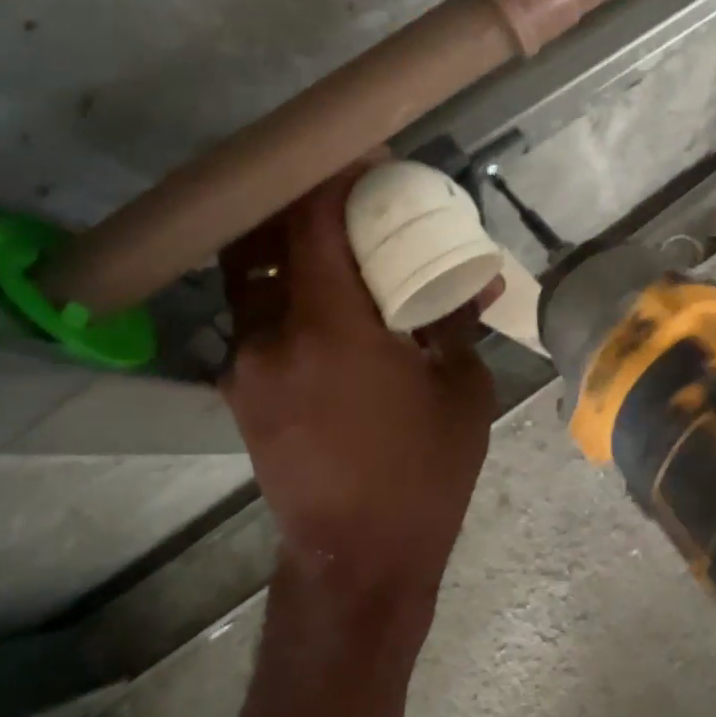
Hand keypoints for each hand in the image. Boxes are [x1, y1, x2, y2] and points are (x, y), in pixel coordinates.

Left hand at [219, 164, 497, 593]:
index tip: (364, 159)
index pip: (310, 224)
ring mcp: (244, 366)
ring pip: (247, 277)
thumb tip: (476, 279)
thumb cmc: (422, 471)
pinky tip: (318, 298)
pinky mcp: (238, 392)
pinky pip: (252, 318)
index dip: (332, 180)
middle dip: (295, 202)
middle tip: (340, 191)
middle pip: (260, 239)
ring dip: (280, 245)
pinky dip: (279, 290)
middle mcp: (271, 337)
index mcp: (330, 328)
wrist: (358, 557)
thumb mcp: (460, 389)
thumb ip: (457, 322)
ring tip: (325, 238)